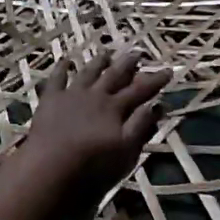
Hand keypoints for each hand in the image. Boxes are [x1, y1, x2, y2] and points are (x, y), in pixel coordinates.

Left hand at [19, 50, 169, 201]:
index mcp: (115, 108)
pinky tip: (65, 60)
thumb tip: (157, 105)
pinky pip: (57, 79)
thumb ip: (141, 126)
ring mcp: (71, 95)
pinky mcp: (50, 100)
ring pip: (88, 73)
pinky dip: (61, 68)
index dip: (155, 80)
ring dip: (98, 62)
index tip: (168, 70)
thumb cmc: (93, 165)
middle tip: (137, 52)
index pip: (140, 90)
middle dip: (128, 64)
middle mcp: (96, 95)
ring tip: (107, 53)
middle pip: (114, 76)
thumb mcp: (126, 151)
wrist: (51, 166)